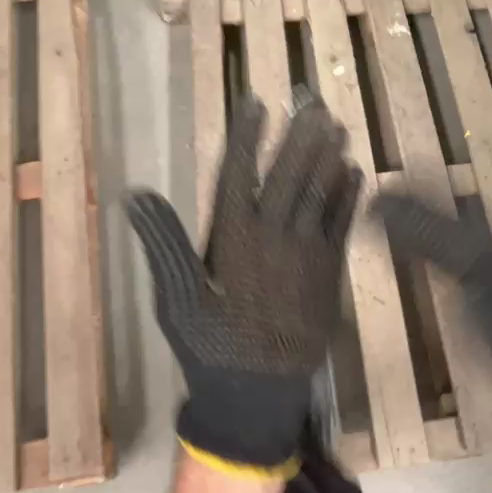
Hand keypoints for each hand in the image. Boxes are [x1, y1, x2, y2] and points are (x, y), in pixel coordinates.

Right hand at [127, 98, 363, 479]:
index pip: (239, 174)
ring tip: (336, 125)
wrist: (259, 390)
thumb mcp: (176, 295)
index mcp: (233, 238)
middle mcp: (273, 236)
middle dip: (299, 136)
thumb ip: (163, 242)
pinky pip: (341, 225)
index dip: (247, 137)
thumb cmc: (210, 344)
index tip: (256, 104)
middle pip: (288, 174)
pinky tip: (355, 172)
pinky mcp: (330, 271)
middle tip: (311, 102)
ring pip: (319, 193)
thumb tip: (136, 194)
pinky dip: (348, 197)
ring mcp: (306, 252)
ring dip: (328, 157)